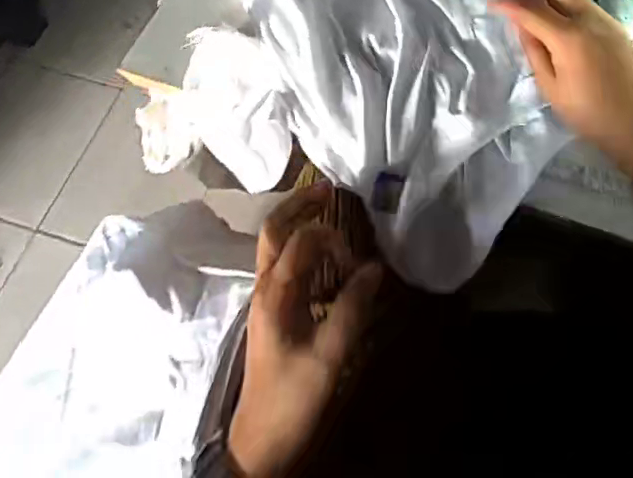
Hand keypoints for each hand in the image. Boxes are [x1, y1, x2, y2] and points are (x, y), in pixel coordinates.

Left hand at [227, 182, 382, 477]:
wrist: (257, 445)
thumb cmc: (291, 398)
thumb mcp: (328, 355)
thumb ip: (352, 307)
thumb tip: (375, 267)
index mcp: (274, 293)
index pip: (303, 241)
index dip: (334, 241)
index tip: (358, 264)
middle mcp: (264, 288)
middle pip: (273, 229)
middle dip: (301, 203)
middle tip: (330, 187)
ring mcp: (265, 299)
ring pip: (275, 245)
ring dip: (299, 220)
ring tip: (327, 206)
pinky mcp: (272, 310)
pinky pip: (284, 264)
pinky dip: (302, 245)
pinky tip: (325, 253)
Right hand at [489, 0, 632, 151]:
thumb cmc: (588, 112)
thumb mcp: (550, 86)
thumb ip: (534, 50)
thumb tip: (521, 24)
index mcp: (568, 37)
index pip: (531, 8)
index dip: (508, 3)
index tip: (492, 3)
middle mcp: (587, 18)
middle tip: (514, 0)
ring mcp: (604, 18)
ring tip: (534, 9)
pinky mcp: (615, 24)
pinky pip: (584, 3)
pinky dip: (566, 3)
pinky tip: (559, 22)